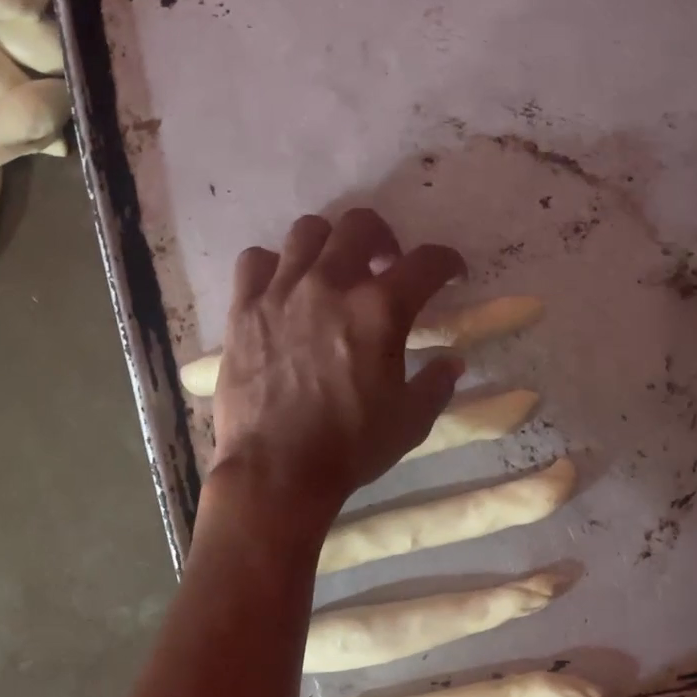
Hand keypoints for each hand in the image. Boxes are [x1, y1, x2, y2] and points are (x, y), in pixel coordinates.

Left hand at [209, 209, 466, 531]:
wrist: (277, 471)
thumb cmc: (350, 449)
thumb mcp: (410, 422)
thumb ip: (436, 385)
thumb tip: (452, 363)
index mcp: (380, 310)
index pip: (425, 263)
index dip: (446, 261)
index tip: (450, 272)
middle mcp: (331, 284)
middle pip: (360, 226)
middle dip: (383, 238)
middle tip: (387, 265)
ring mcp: (282, 292)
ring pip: (307, 233)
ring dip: (330, 245)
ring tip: (333, 272)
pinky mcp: (244, 309)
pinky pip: (257, 261)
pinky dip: (275, 266)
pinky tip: (284, 288)